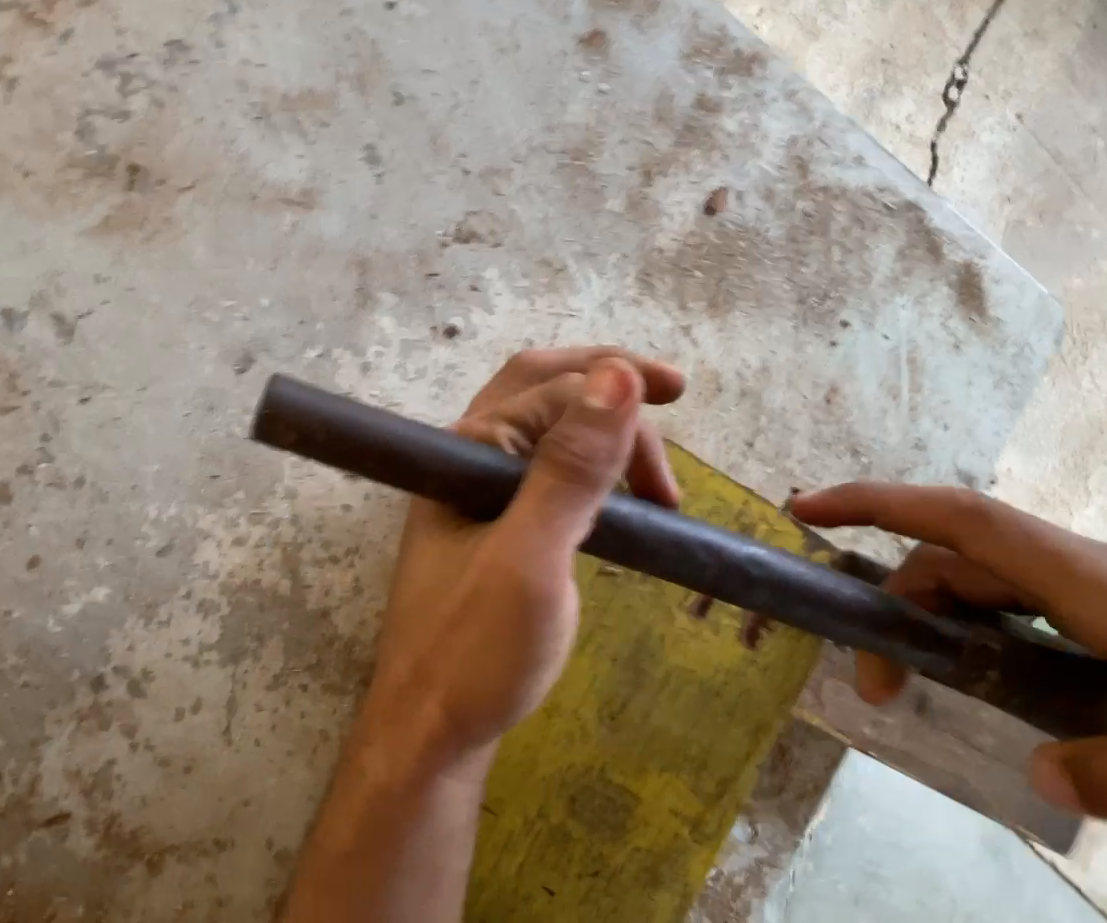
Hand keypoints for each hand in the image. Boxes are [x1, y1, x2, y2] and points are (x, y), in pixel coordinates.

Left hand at [362, 346, 686, 777]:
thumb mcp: (532, 558)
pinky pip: (540, 469)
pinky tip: (613, 491)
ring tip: (654, 475)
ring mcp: (472, 493)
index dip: (618, 392)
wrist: (429, 732)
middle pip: (537, 386)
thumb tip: (617, 374)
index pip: (552, 389)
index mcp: (466, 451)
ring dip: (597, 428)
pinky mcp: (488, 527)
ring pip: (540, 427)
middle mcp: (463, 458)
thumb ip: (571, 469)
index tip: (677, 424)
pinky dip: (584, 466)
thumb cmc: (476, 651)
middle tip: (671, 393)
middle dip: (603, 380)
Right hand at [790, 482, 1106, 859]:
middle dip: (905, 606)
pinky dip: (1029, 644)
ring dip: (965, 628)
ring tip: (961, 701)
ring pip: (1027, 586)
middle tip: (881, 690)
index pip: (973, 526)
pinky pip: (1080, 611)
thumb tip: (1041, 770)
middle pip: (978, 560)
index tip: (805, 506)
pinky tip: (1065, 706)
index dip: (878, 504)